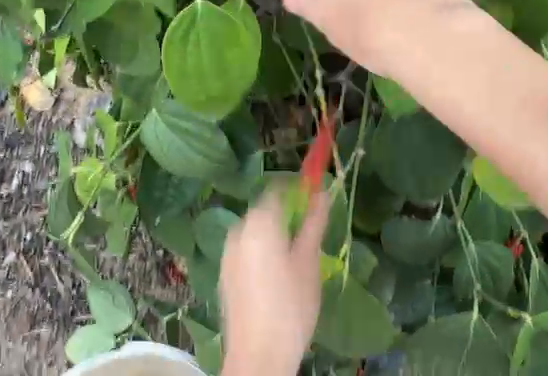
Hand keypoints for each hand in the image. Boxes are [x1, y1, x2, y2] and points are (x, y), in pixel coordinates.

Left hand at [218, 187, 330, 375]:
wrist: (258, 356)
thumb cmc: (290, 307)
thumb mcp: (309, 262)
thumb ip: (314, 223)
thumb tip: (323, 192)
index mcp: (258, 222)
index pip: (278, 190)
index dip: (298, 192)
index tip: (316, 203)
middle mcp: (238, 230)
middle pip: (265, 211)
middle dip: (286, 218)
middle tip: (309, 240)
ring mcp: (228, 252)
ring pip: (255, 233)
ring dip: (273, 237)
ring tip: (294, 264)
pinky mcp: (225, 274)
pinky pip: (246, 252)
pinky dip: (260, 255)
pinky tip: (274, 281)